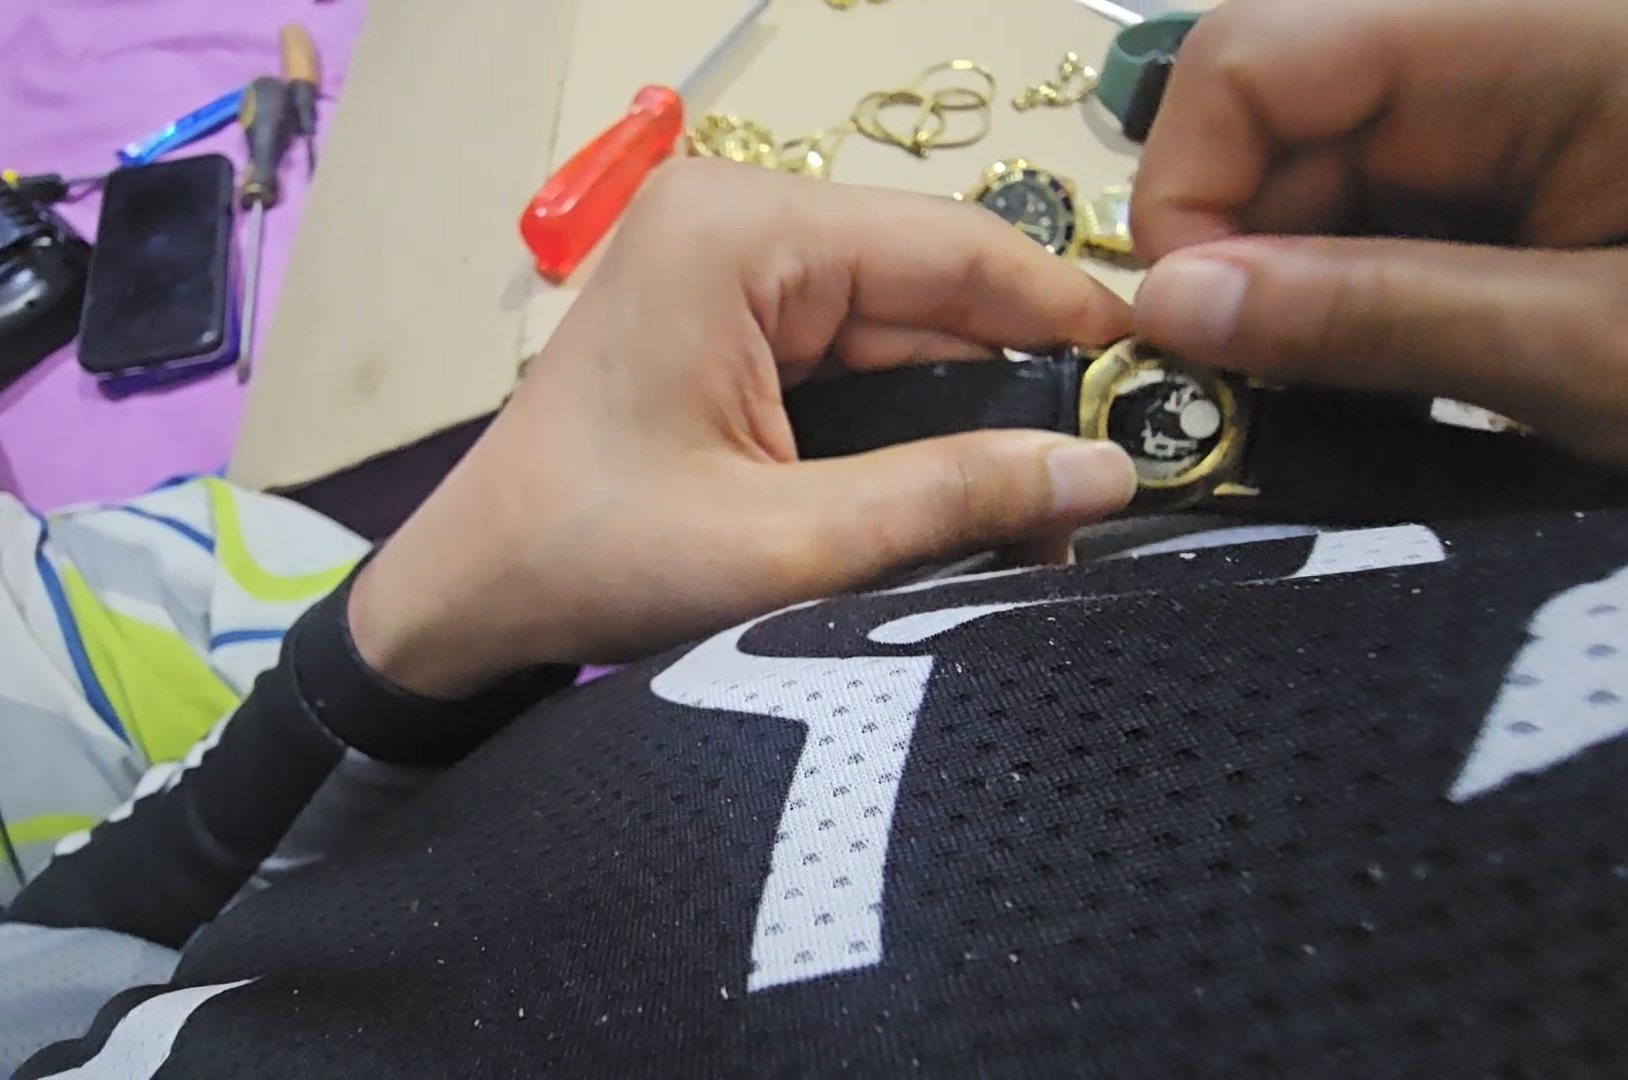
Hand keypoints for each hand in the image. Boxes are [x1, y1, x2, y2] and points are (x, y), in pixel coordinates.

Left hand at [349, 160, 1137, 697]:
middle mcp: (730, 225)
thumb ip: (945, 495)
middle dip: (1006, 379)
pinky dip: (891, 419)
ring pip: (882, 328)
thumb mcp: (782, 540)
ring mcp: (716, 272)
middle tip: (1094, 469)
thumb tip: (1098, 472)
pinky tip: (944, 475)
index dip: (1061, 311)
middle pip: (917, 287)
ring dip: (952, 409)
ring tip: (1034, 491)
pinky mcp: (711, 325)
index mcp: (738, 233)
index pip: (946, 248)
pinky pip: (833, 358)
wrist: (475, 586)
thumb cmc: (595, 556)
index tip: (1152, 371)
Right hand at [1130, 0, 1627, 464]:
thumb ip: (1368, 317)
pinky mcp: (1523, 140)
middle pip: (1267, 122)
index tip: (1192, 315)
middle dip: (1232, 254)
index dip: (1182, 187)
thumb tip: (1165, 307)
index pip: (1253, 55)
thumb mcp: (1607, 351)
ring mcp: (1520, 88)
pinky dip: (1337, 285)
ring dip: (1285, 282)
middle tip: (1263, 372)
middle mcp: (1526, 31)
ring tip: (1347, 372)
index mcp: (1569, 24)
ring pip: (1303, 173)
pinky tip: (1389, 344)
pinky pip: (1363, 202)